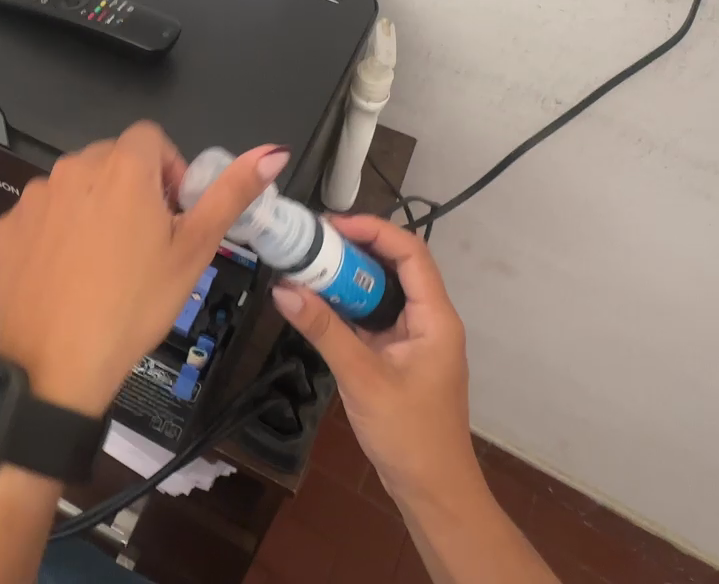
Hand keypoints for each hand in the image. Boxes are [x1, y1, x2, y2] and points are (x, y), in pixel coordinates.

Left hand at [0, 122, 285, 416]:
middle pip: (112, 158)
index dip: (168, 169)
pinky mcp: (7, 227)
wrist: (59, 366)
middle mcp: (73, 168)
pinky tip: (68, 273)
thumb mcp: (195, 249)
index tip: (173, 213)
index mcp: (123, 167)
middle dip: (133, 187)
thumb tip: (273, 151)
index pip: (151, 138)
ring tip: (106, 262)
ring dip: (94, 206)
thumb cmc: (136, 303)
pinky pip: (42, 214)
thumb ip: (232, 193)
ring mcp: (35, 197)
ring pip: (76, 186)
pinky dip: (58, 231)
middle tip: (146, 242)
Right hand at [271, 214, 480, 503]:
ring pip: (383, 291)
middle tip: (312, 243)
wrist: (433, 492)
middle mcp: (430, 319)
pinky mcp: (400, 354)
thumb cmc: (408, 435)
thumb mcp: (361, 377)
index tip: (332, 225)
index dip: (373, 230)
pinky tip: (319, 303)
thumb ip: (324, 330)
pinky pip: (375, 316)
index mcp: (436, 317)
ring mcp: (415, 337)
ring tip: (309, 265)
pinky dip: (349, 306)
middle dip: (355, 250)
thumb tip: (283, 288)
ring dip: (349, 278)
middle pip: (396, 266)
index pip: (410, 252)